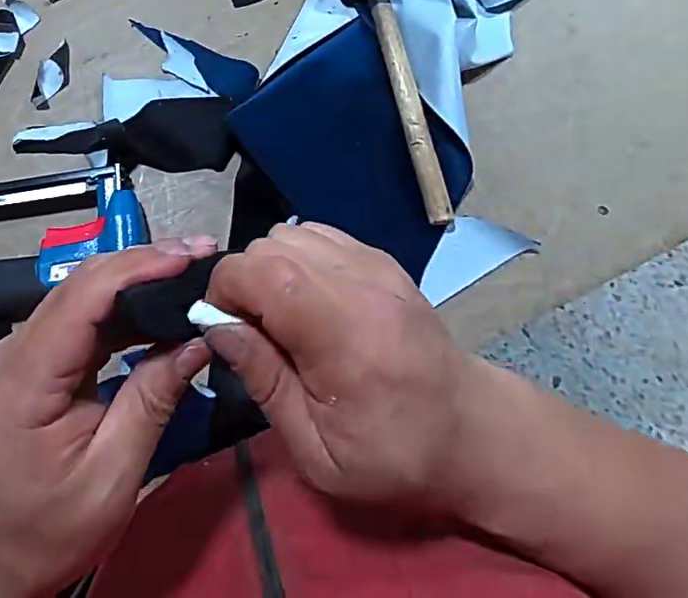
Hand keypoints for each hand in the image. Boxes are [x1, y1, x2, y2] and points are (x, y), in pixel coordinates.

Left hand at [0, 240, 217, 597]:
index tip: (188, 256)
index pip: (82, 298)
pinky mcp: (27, 358)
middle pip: (79, 286)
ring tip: (185, 273)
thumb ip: (151, 401)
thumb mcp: (113, 479)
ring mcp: (15, 351)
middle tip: (199, 255)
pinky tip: (153, 306)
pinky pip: (76, 319)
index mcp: (22, 380)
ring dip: (133, 280)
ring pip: (78, 295)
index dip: (136, 267)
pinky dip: (118, 308)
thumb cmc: (52, 531)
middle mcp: (11, 350)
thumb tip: (197, 340)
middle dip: (141, 263)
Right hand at [204, 222, 472, 510]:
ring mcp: (374, 264)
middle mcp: (361, 286)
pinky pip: (313, 233)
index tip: (224, 326)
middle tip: (254, 329)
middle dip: (243, 280)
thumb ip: (263, 381)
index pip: (263, 272)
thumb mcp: (318, 452)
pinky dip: (294, 257)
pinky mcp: (379, 257)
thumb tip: (215, 325)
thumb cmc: (393, 455)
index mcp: (346, 338)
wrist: (472, 431)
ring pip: (287, 233)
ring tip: (281, 313)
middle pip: (270, 246)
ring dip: (267, 267)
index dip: (225, 288)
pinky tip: (306, 297)